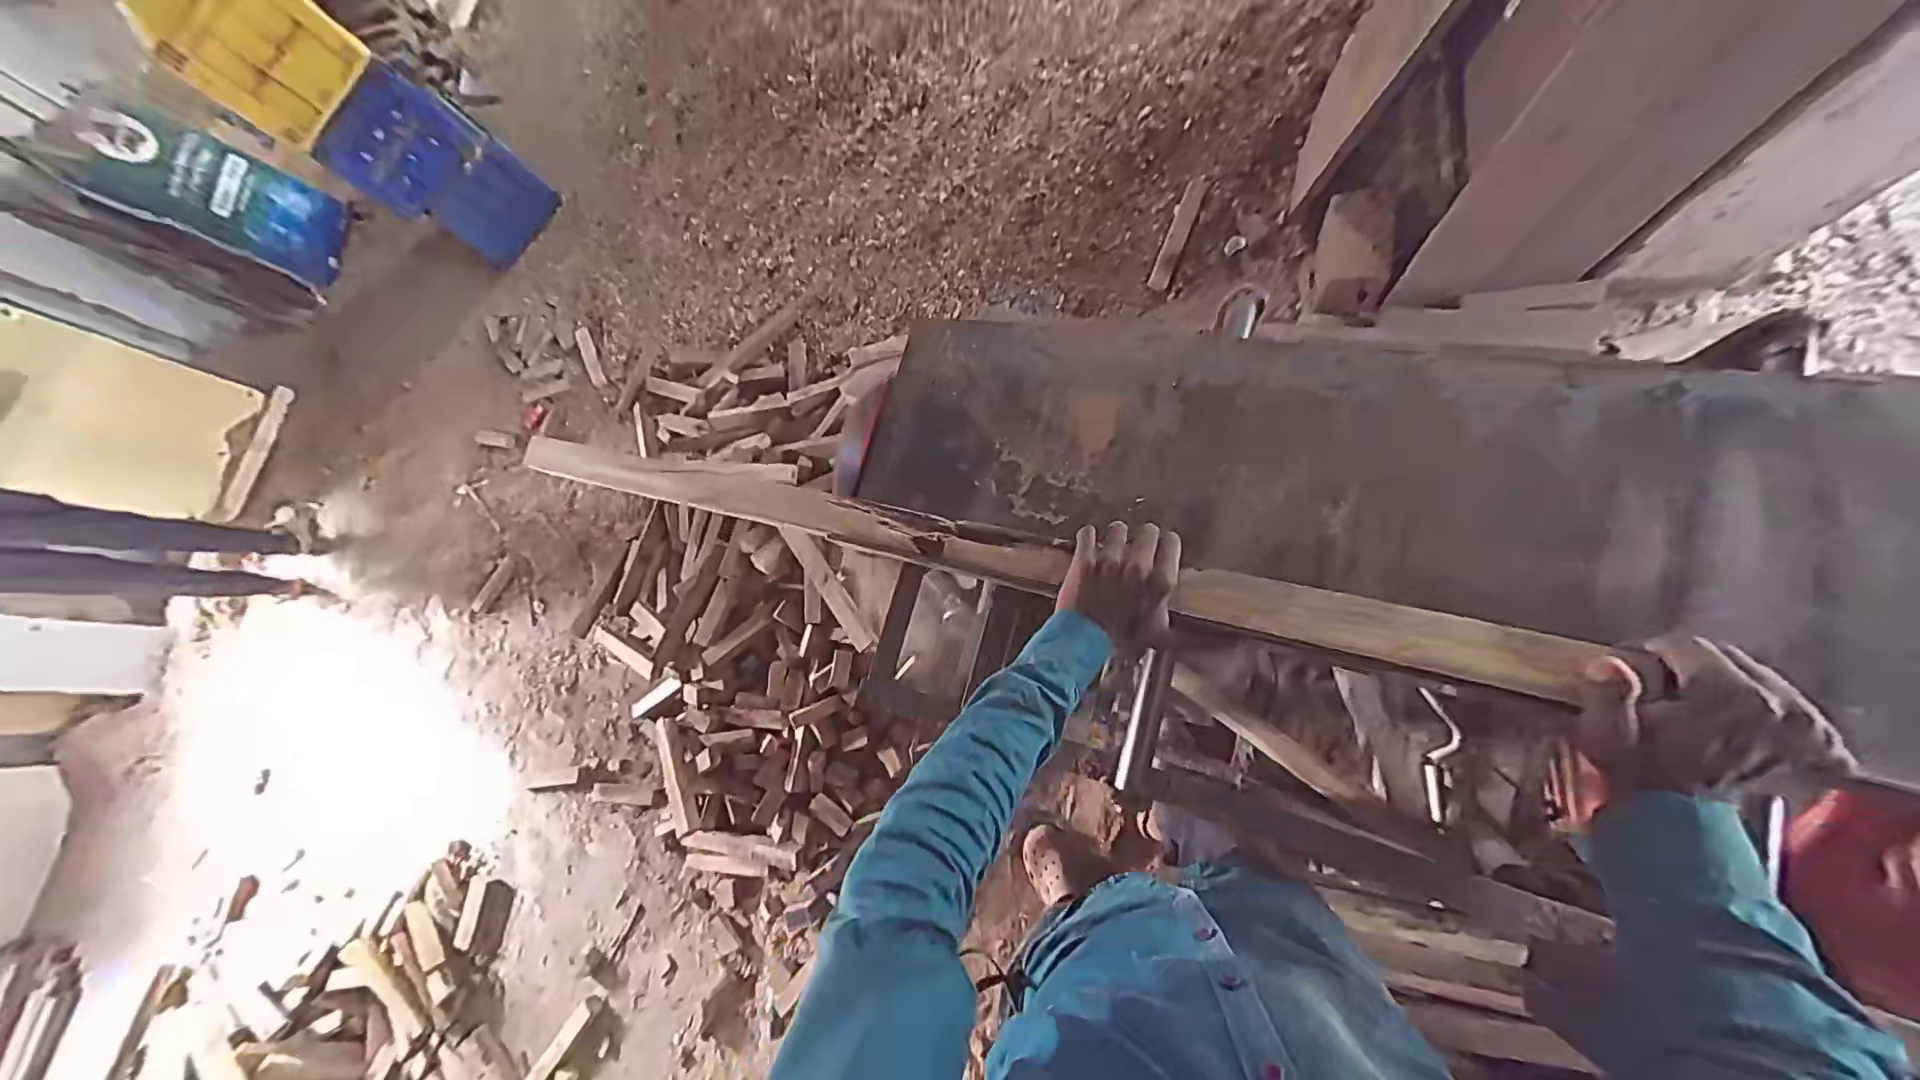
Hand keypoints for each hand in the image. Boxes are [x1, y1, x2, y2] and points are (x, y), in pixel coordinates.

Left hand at [1056, 522, 1180, 653]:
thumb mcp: (1156, 632)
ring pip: (1118, 529)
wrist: (1083, 642)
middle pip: (1147, 531)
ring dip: (1116, 535)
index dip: (1166, 542)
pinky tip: (1088, 538)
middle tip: (1138, 543)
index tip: (1163, 544)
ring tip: (1112, 541)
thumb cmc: (1121, 640)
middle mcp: (1138, 567)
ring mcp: (1110, 561)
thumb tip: (1192, 625)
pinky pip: (1087, 533)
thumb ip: (1169, 613)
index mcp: (1160, 583)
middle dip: (1144, 536)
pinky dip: (1088, 535)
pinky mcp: (1084, 560)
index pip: (1172, 542)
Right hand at [1576, 636, 1856, 797]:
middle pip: (1727, 657)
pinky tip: (1727, 719)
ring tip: (1688, 705)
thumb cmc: (1638, 771)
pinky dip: (1754, 703)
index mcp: (1735, 698)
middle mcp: (1788, 709)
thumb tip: (1607, 663)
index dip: (1650, 653)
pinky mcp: (1827, 748)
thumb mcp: (1606, 732)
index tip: (1631, 670)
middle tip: (1657, 687)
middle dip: (1688, 666)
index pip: (1687, 646)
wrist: (1681, 820)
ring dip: (1719, 682)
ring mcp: (1815, 731)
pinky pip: (1785, 703)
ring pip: (1756, 677)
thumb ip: (1607, 693)